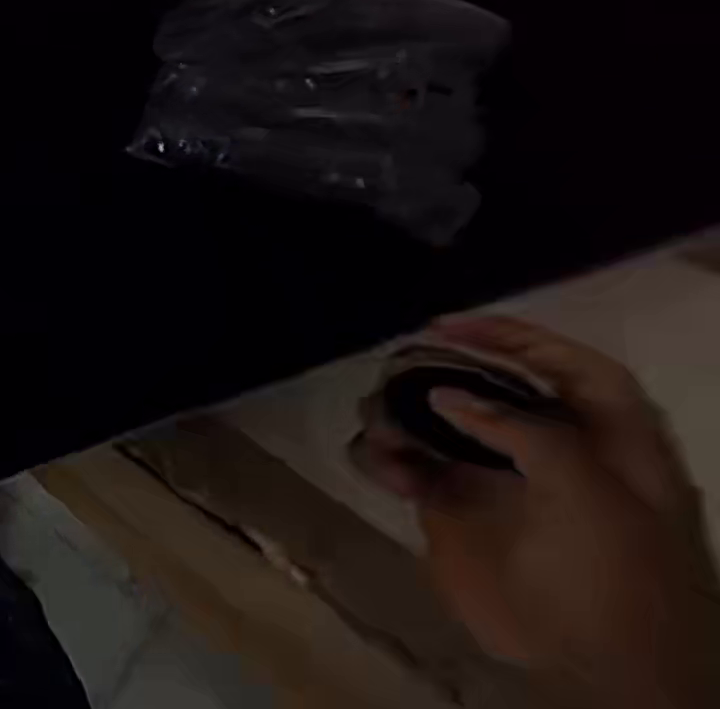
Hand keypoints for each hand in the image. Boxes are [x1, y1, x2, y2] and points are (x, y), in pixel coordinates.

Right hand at [354, 316, 719, 707]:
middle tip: (397, 375)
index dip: (522, 338)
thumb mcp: (595, 503)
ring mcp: (491, 477)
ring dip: (396, 418)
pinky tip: (388, 476)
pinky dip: (382, 458)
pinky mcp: (446, 501)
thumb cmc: (614, 585)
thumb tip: (443, 394)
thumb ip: (528, 435)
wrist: (584, 670)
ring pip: (428, 417)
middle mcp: (547, 454)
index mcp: (609, 451)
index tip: (451, 325)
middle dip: (435, 374)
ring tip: (387, 438)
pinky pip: (398, 459)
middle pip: (485, 386)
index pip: (577, 372)